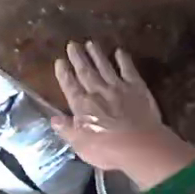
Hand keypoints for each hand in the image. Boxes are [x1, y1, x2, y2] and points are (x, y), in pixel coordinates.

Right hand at [52, 41, 184, 172]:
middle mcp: (98, 92)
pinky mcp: (137, 87)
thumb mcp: (81, 145)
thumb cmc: (108, 150)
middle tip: (72, 44)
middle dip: (78, 58)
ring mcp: (118, 87)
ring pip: (105, 67)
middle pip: (86, 72)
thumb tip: (54, 119)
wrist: (140, 145)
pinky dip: (124, 60)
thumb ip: (67, 130)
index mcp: (82, 106)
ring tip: (91, 43)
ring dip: (97, 55)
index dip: (64, 74)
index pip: (70, 86)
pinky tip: (120, 52)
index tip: (60, 62)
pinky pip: (128, 70)